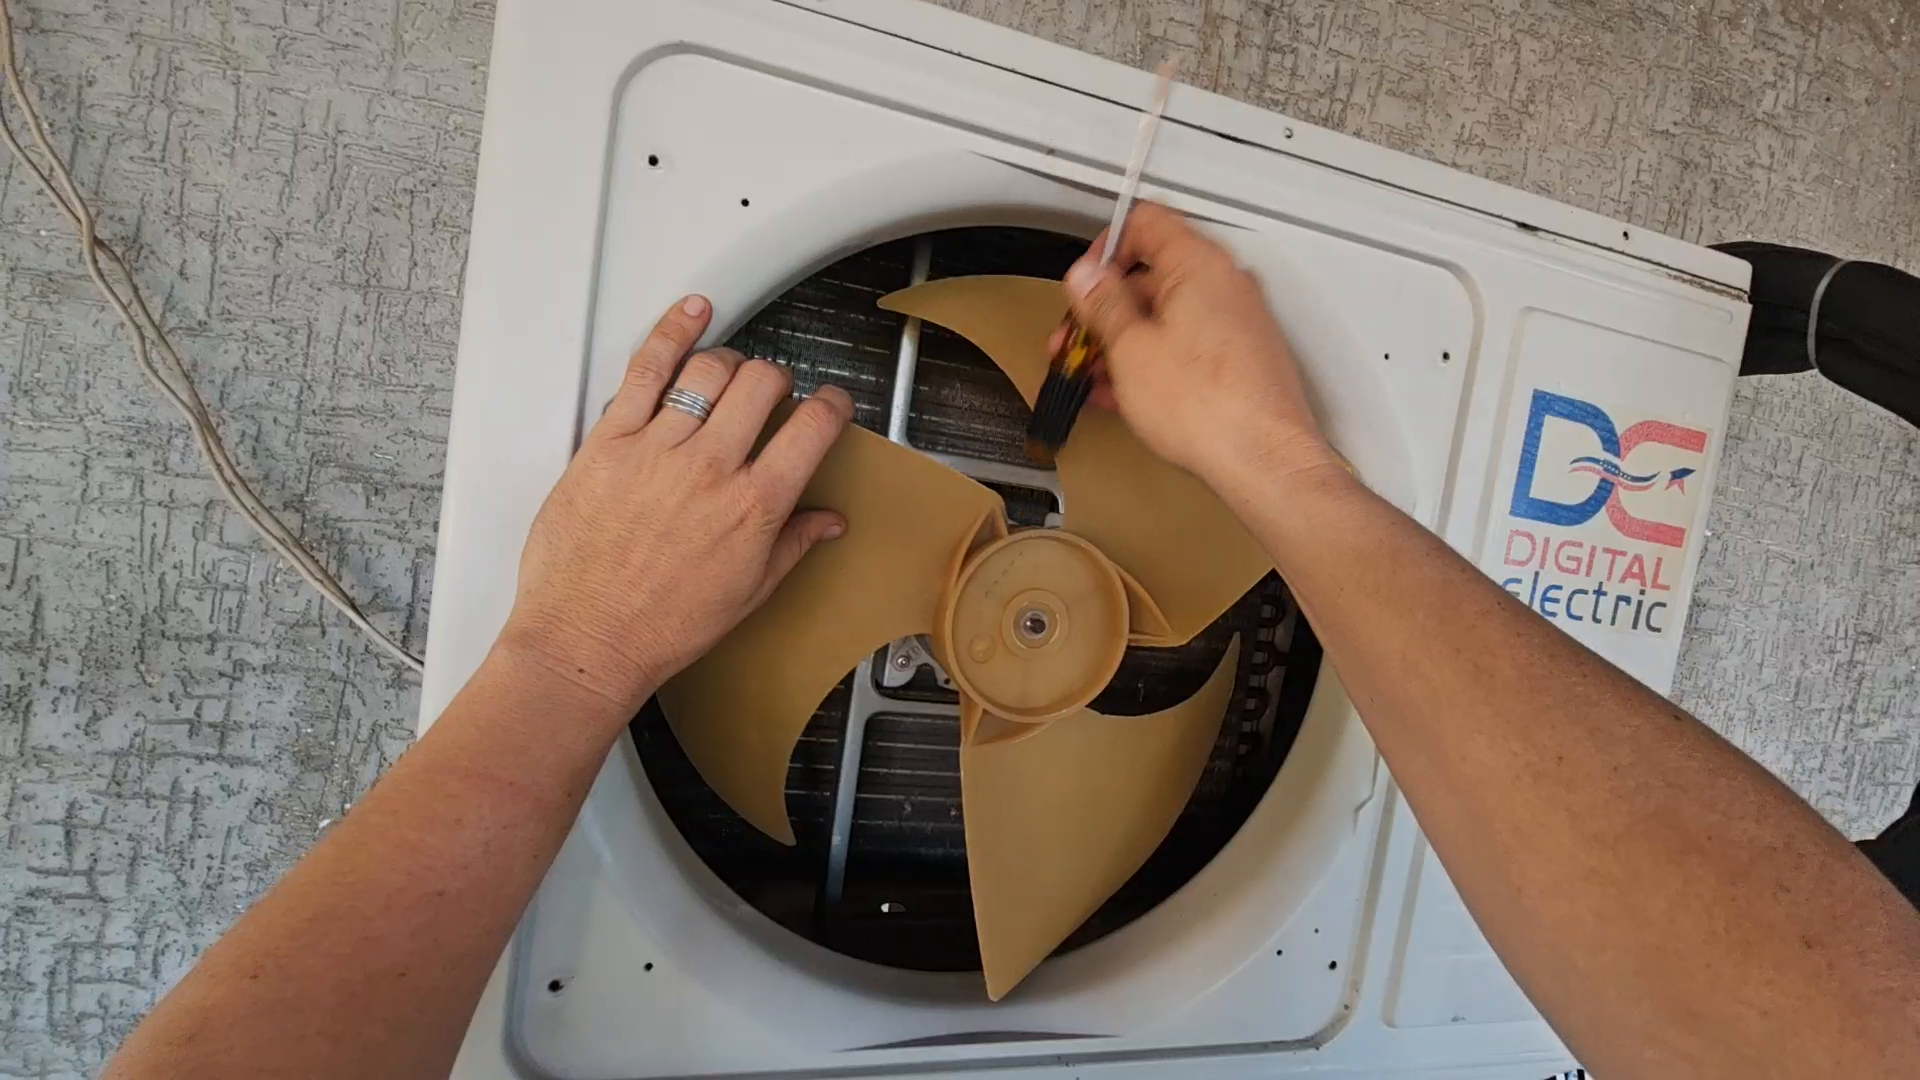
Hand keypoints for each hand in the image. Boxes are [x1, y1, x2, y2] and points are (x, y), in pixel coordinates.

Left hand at [498, 295, 853, 714]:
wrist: (588, 641)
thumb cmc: (665, 625)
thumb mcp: (750, 591)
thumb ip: (795, 543)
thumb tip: (830, 521)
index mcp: (755, 507)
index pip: (812, 429)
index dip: (833, 406)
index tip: (832, 404)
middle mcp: (712, 468)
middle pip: (763, 384)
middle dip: (778, 380)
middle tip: (773, 395)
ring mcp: (658, 449)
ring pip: (710, 369)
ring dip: (732, 363)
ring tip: (730, 376)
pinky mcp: (609, 440)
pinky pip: (645, 369)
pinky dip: (672, 330)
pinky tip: (692, 311)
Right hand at [1060, 202, 1339, 486]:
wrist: (1260, 459)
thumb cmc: (1209, 408)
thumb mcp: (1130, 349)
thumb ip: (1103, 304)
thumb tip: (1086, 276)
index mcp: (1197, 266)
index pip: (1144, 224)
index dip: (1103, 250)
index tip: (1082, 284)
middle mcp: (1223, 285)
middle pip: (1150, 277)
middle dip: (1104, 310)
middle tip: (1074, 339)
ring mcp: (1234, 322)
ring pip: (1163, 317)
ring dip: (1121, 341)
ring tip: (1091, 373)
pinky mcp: (1237, 357)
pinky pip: (1182, 346)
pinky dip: (1149, 361)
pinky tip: (1123, 391)